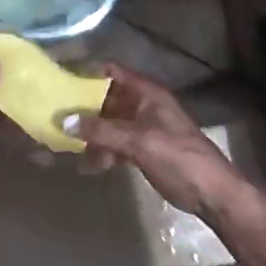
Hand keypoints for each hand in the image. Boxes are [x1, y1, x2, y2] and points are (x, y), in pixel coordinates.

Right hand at [68, 64, 250, 219]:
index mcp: (146, 94)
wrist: (212, 194)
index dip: (86, 72)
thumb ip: (102, 131)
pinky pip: (114, 144)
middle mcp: (142, 105)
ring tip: (64, 146)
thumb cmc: (179, 158)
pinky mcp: (142, 150)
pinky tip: (86, 166)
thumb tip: (65, 122)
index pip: (111, 71)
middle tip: (53, 115)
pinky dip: (101, 152)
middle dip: (81, 107)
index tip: (60, 81)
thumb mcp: (139, 142)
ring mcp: (142, 128)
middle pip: (105, 98)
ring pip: (107, 124)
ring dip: (89, 134)